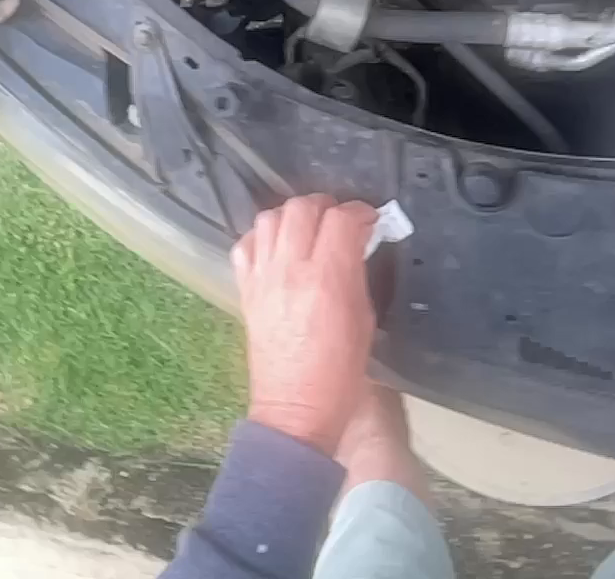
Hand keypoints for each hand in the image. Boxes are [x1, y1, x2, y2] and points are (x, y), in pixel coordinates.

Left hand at [233, 193, 379, 453]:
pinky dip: (263, 237)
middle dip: (326, 205)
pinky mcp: (245, 288)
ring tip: (307, 229)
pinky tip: (277, 248)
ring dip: (292, 215)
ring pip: (269, 217)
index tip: (369, 218)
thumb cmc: (340, 372)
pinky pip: (246, 244)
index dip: (360, 211)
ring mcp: (262, 277)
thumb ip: (356, 272)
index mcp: (327, 278)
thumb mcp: (364, 319)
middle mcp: (290, 268)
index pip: (341, 219)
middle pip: (302, 208)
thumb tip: (356, 243)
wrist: (295, 409)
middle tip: (338, 220)